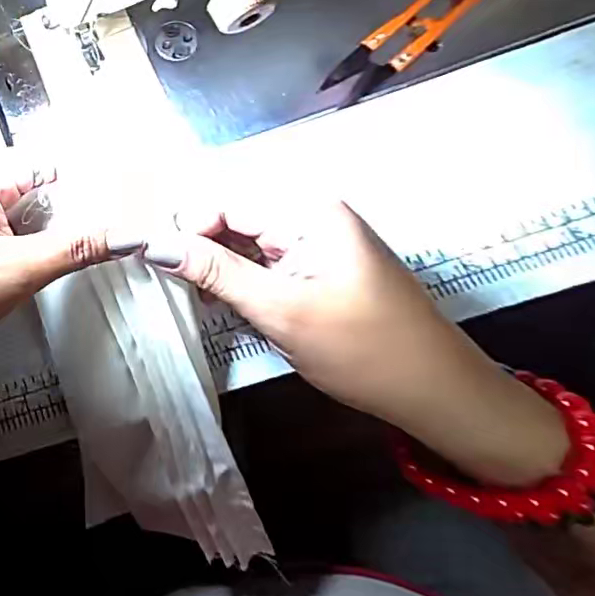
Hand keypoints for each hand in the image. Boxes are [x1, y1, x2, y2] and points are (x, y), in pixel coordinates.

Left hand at [0, 155, 133, 395]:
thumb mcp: (15, 272)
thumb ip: (77, 247)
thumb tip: (135, 234)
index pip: (55, 160)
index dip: (99, 177)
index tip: (145, 193)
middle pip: (49, 179)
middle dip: (89, 201)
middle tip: (141, 218)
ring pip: (40, 202)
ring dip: (71, 220)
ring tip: (122, 230)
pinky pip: (25, 220)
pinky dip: (50, 233)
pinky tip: (81, 245)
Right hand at [143, 200, 568, 485]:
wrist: (438, 393)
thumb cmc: (363, 351)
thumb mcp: (282, 311)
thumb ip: (217, 273)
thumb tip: (157, 245)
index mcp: (312, 211)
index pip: (231, 202)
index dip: (189, 227)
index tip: (156, 260)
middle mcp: (316, 215)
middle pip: (240, 217)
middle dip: (205, 246)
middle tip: (177, 284)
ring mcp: (322, 241)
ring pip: (253, 241)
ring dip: (223, 264)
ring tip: (200, 296)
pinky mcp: (323, 267)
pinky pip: (272, 260)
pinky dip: (247, 278)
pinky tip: (229, 298)